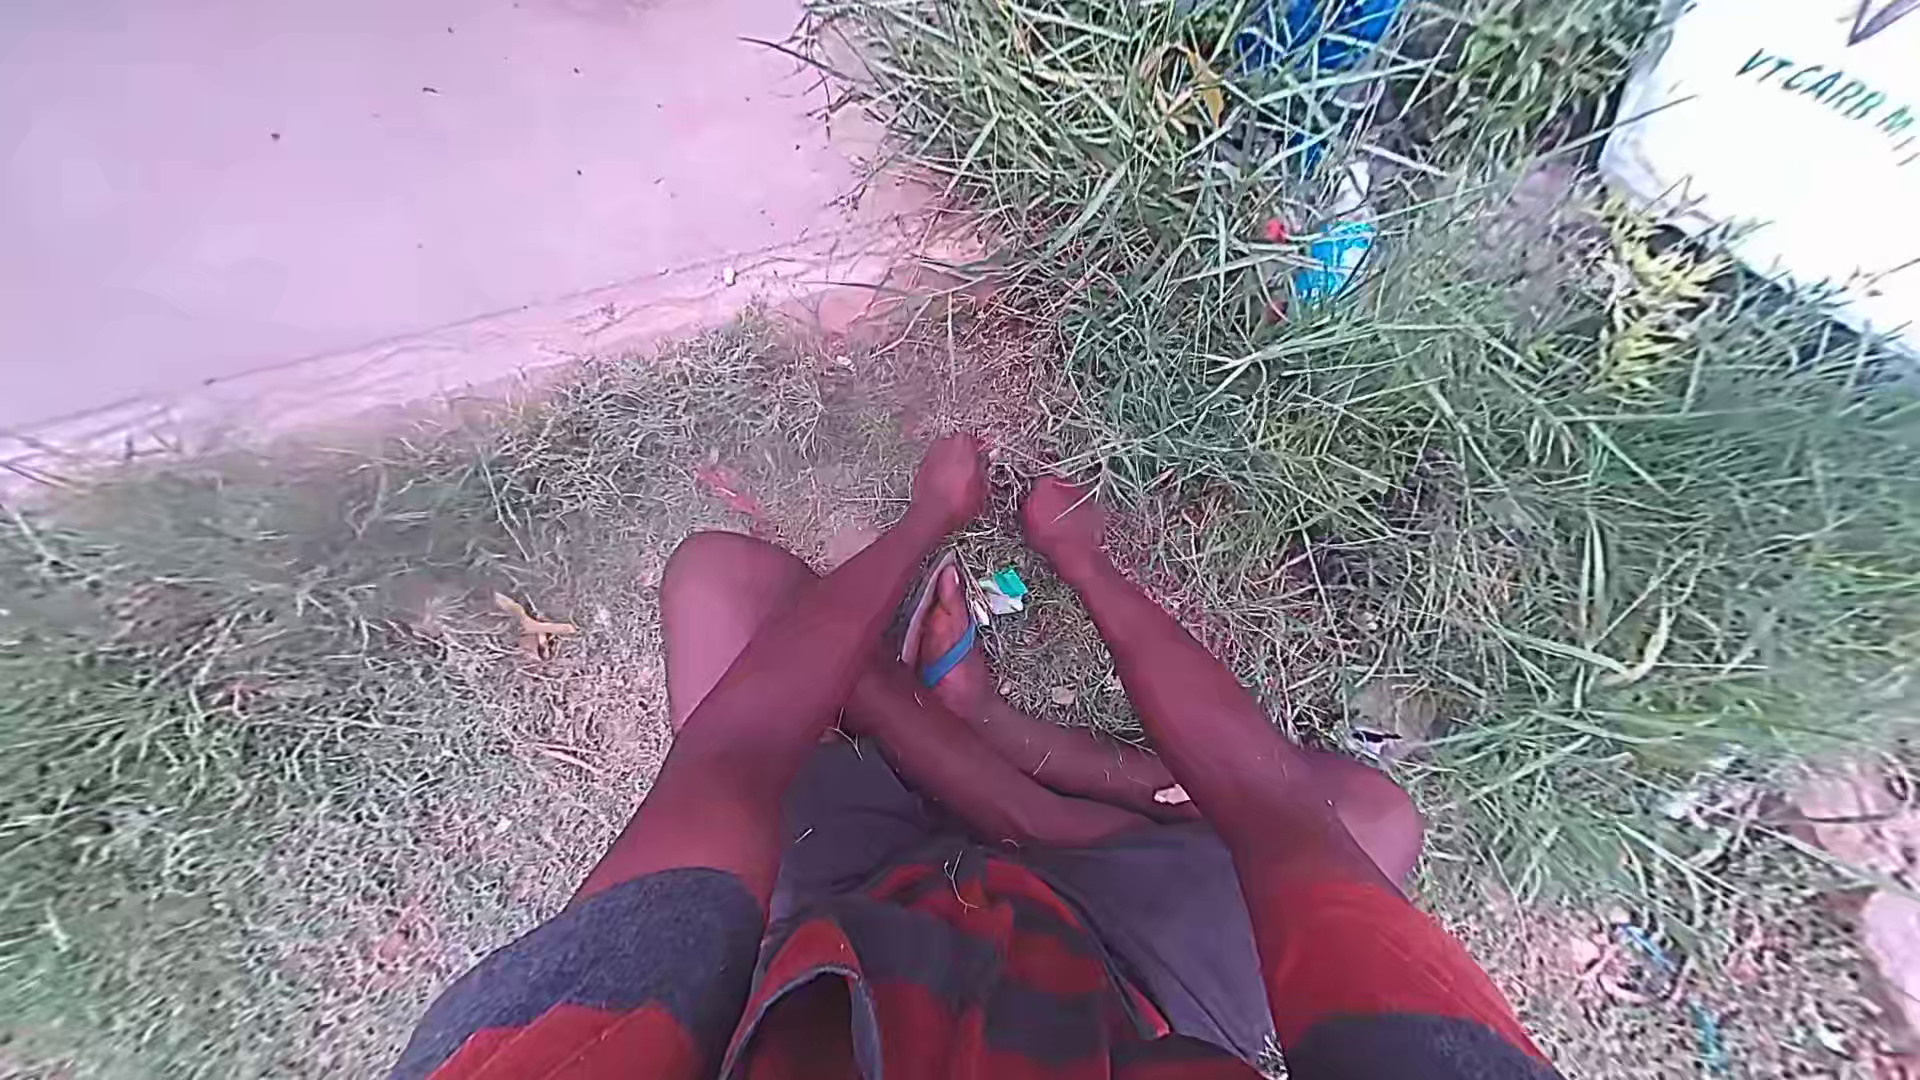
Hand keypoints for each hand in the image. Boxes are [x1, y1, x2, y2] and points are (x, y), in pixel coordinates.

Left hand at [909, 434, 986, 533]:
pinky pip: (935, 464)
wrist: (933, 514)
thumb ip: (984, 468)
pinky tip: (946, 485)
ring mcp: (931, 455)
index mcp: (963, 443)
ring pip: (945, 453)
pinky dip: (940, 470)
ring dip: (951, 461)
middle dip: (965, 453)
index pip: (975, 438)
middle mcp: (945, 445)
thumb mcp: (982, 486)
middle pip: (957, 443)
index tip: (984, 455)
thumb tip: (987, 460)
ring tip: (959, 479)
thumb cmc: (957, 502)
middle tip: (973, 467)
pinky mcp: (921, 467)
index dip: (980, 448)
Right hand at [1022, 475, 1105, 578]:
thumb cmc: (1050, 538)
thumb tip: (1028, 508)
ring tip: (1059, 529)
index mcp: (1045, 483)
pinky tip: (1071, 532)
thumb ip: (1028, 508)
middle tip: (1046, 519)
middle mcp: (1065, 485)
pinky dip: (1078, 517)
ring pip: (1070, 500)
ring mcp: (1081, 496)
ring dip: (1066, 510)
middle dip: (1053, 502)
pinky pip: (1082, 510)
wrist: (1073, 551)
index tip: (1034, 508)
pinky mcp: (1093, 507)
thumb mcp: (1027, 523)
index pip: (1037, 485)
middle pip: (1056, 490)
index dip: (1035, 498)